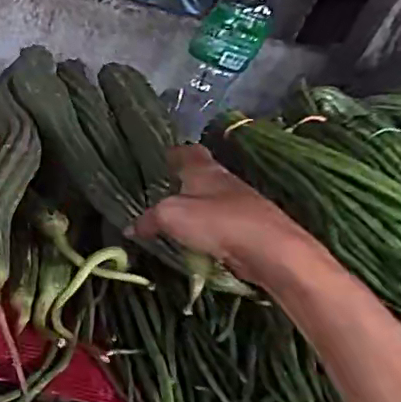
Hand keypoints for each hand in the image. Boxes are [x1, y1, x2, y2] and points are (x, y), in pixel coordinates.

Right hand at [133, 145, 307, 268]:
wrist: (270, 249)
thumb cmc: (217, 221)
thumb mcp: (171, 216)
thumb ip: (148, 220)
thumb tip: (130, 228)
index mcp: (204, 170)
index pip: (187, 152)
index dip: (172, 153)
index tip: (158, 160)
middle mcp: (224, 181)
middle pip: (199, 176)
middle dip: (181, 183)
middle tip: (158, 195)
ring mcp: (239, 205)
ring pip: (210, 201)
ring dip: (194, 209)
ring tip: (172, 222)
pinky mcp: (248, 228)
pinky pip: (219, 225)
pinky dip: (206, 230)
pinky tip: (195, 242)